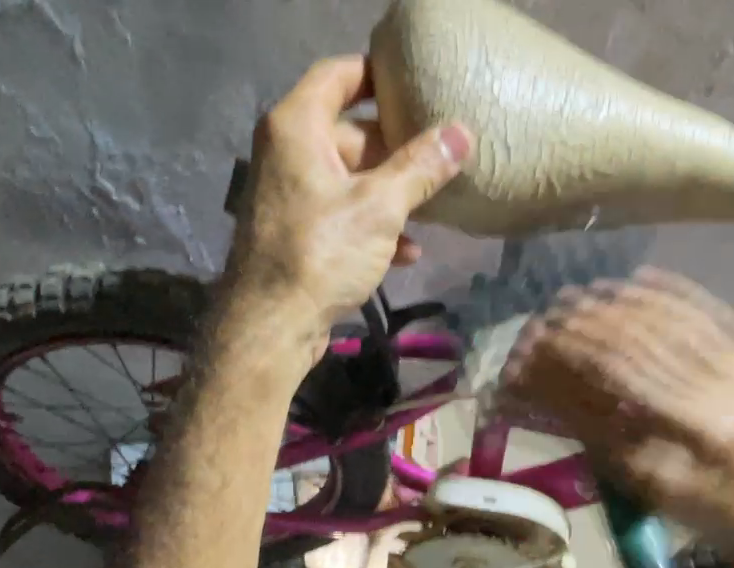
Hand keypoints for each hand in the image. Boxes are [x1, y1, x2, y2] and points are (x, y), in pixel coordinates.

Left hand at [226, 55, 472, 343]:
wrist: (271, 326)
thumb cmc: (321, 253)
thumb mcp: (379, 207)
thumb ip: (421, 167)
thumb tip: (462, 133)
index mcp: (297, 127)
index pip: (339, 75)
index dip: (378, 74)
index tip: (417, 83)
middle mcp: (285, 153)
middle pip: (348, 132)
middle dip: (395, 149)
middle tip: (438, 157)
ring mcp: (288, 196)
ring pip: (348, 180)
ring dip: (389, 195)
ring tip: (431, 207)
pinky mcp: (295, 235)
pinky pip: (339, 215)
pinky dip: (371, 227)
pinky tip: (407, 252)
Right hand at [504, 269, 733, 552]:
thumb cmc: (711, 510)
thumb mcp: (650, 486)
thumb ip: (603, 436)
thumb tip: (546, 392)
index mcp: (701, 426)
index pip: (623, 371)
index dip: (575, 351)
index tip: (536, 341)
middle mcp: (729, 382)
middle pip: (646, 337)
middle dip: (590, 321)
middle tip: (549, 313)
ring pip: (674, 317)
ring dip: (622, 301)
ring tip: (580, 294)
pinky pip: (711, 310)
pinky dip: (670, 290)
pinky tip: (634, 279)